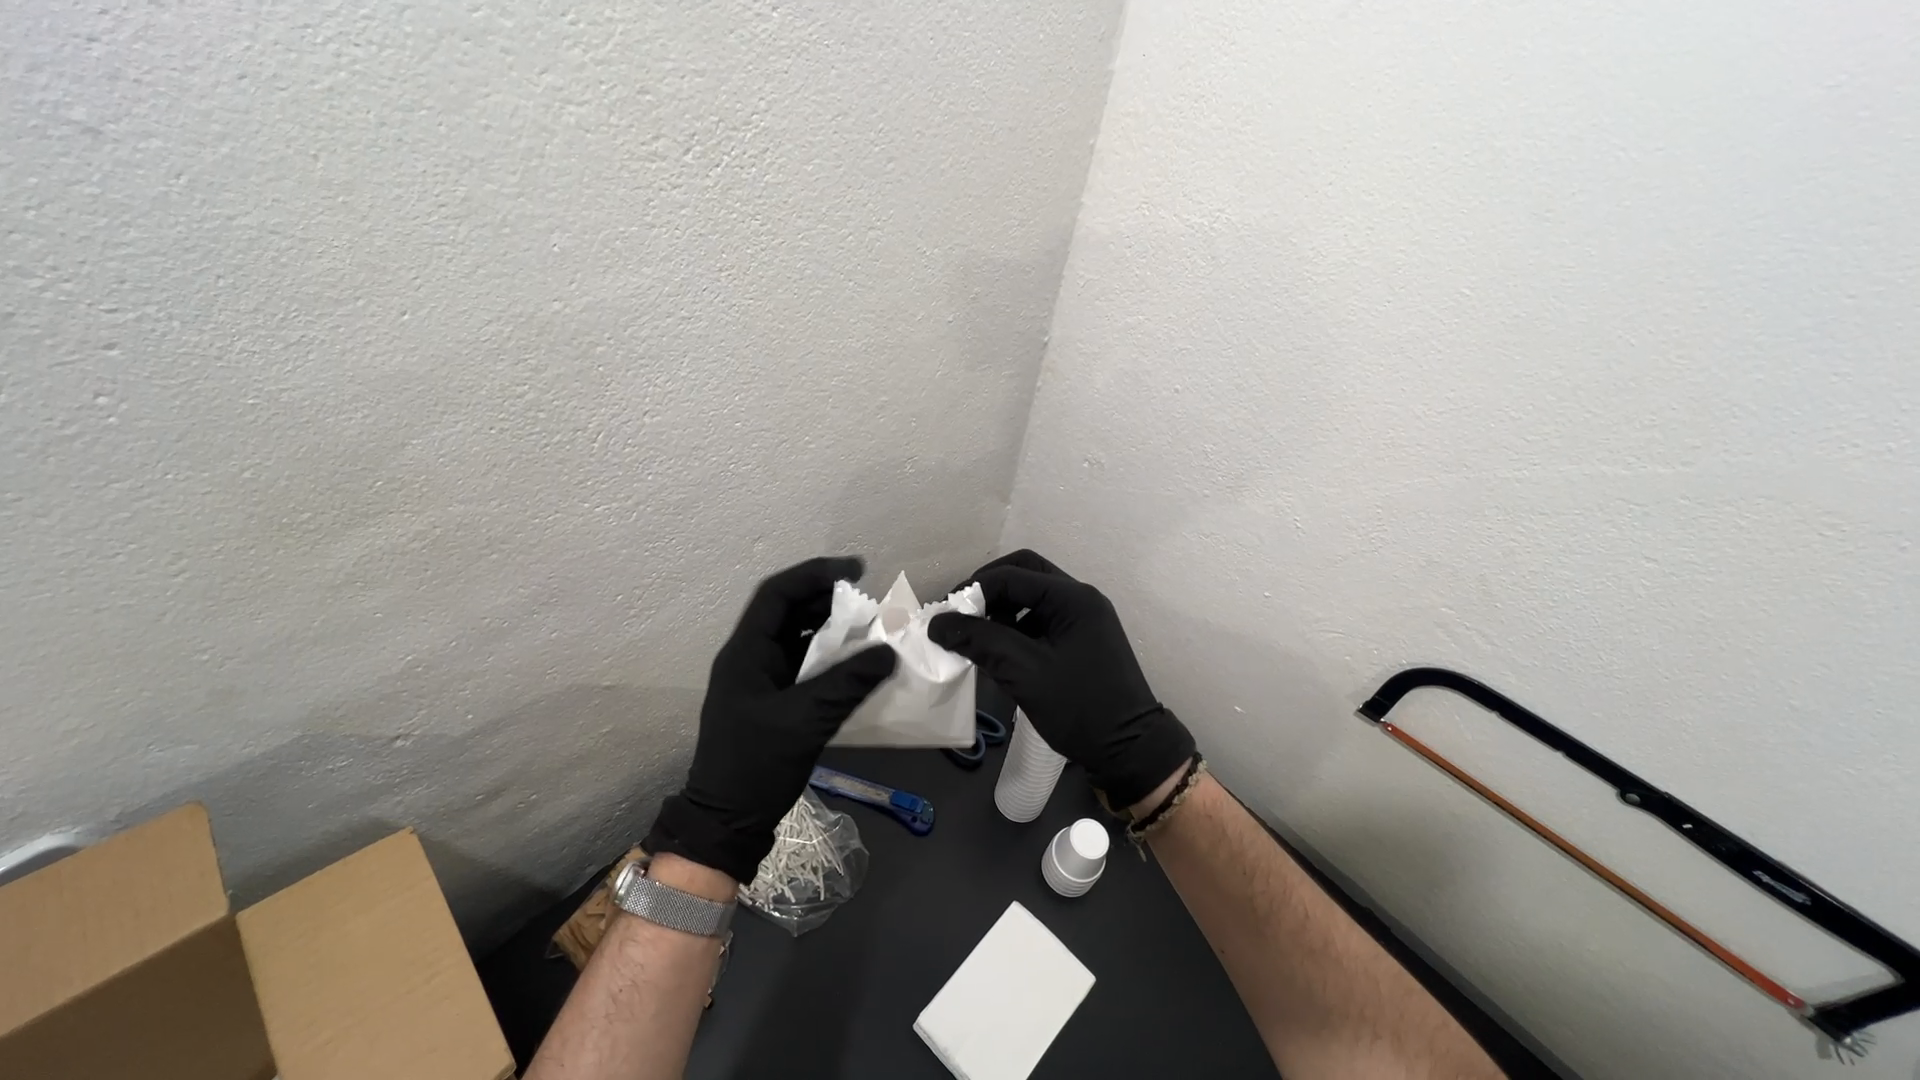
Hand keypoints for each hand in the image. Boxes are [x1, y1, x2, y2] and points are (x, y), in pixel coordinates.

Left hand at [644, 556, 897, 882]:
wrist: (726, 822)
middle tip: (870, 605)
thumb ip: (848, 683)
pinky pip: (803, 669)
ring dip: (832, 633)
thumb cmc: (756, 765)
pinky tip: (857, 669)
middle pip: (789, 614)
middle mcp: (750, 659)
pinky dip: (830, 662)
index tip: (856, 570)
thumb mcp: (806, 721)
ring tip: (870, 633)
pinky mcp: (772, 703)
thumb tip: (889, 652)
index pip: (777, 594)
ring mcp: (760, 682)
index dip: (815, 574)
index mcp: (746, 653)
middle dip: (829, 604)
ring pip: (798, 641)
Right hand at [928, 550, 1194, 807]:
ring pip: (1032, 597)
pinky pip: (1041, 619)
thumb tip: (937, 623)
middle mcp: (1080, 599)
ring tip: (975, 635)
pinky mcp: (1081, 639)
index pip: (1011, 575)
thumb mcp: (1023, 672)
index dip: (973, 589)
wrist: (1129, 750)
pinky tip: (998, 651)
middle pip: (1024, 573)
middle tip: (960, 614)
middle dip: (988, 589)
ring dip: (1001, 608)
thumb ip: (979, 641)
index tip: (944, 615)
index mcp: (1072, 598)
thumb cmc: (1079, 707)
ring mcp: (1083, 619)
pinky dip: (1015, 627)